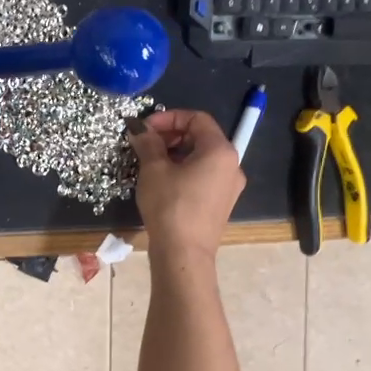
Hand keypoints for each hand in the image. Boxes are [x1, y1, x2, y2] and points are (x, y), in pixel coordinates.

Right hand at [126, 110, 245, 254]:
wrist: (184, 252)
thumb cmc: (170, 204)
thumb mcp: (153, 169)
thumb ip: (147, 143)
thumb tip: (138, 128)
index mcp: (220, 151)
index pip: (197, 118)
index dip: (169, 118)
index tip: (145, 128)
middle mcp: (231, 164)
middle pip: (201, 136)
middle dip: (170, 135)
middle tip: (144, 144)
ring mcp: (229, 185)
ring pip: (201, 157)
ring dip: (174, 152)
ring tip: (149, 162)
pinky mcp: (220, 202)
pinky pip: (203, 174)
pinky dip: (183, 168)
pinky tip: (162, 180)